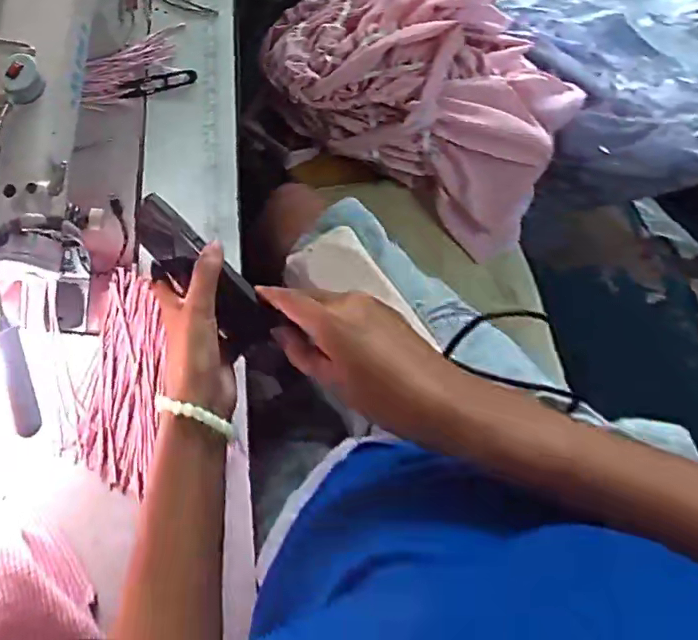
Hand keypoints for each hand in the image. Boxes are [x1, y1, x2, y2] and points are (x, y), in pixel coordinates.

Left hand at [151, 241, 237, 418]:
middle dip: (205, 277)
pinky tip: (258, 307)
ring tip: (246, 276)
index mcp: (171, 307)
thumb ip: (205, 276)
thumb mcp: (196, 308)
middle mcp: (186, 318)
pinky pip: (235, 330)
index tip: (182, 242)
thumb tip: (214, 242)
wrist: (205, 401)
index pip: (164, 279)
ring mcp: (205, 335)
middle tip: (225, 255)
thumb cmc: (191, 352)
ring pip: (215, 309)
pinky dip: (244, 321)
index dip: (168, 263)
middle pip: (193, 292)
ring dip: (227, 297)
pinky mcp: (225, 349)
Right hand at [259, 287, 472, 450]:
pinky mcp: (385, 309)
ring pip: (330, 302)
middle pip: (309, 298)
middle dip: (293, 308)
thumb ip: (303, 353)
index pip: (289, 298)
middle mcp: (347, 299)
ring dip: (316, 315)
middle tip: (279, 329)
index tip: (251, 297)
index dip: (268, 296)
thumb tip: (283, 333)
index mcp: (330, 318)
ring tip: (311, 340)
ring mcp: (369, 301)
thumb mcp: (335, 382)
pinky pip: (349, 307)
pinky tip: (341, 342)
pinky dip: (337, 318)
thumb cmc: (385, 398)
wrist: (446, 400)